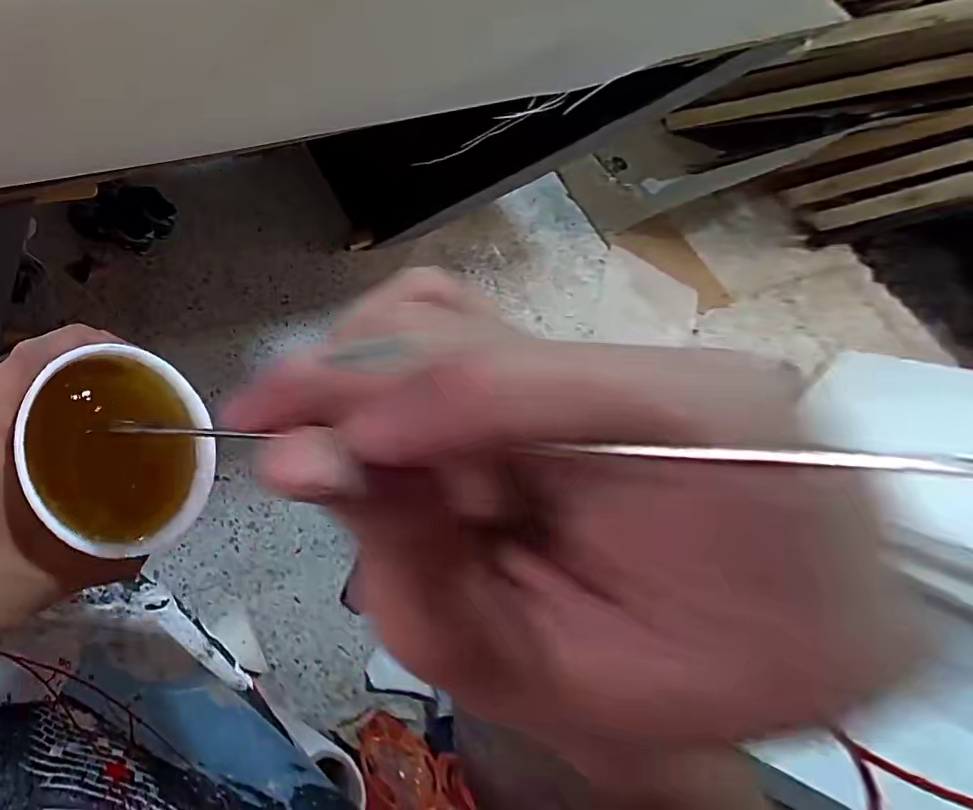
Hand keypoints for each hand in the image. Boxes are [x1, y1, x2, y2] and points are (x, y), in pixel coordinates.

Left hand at [0, 325, 145, 651]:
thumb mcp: (51, 571)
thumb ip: (108, 553)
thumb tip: (147, 534)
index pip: (35, 354)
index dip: (86, 342)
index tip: (128, 360)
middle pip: (26, 358)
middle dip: (78, 358)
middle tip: (125, 383)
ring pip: (11, 378)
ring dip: (54, 378)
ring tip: (100, 400)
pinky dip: (32, 399)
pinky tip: (60, 430)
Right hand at [224, 269, 923, 780]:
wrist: (659, 654)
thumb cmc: (591, 680)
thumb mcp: (491, 651)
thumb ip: (399, 549)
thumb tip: (284, 458)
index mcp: (724, 470)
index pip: (537, 388)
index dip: (401, 403)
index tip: (291, 451)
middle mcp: (663, 373)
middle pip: (454, 339)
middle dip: (343, 392)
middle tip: (266, 441)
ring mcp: (594, 343)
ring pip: (420, 313)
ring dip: (348, 378)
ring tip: (350, 458)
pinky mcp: (536, 337)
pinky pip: (418, 312)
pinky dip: (363, 357)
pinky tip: (367, 420)